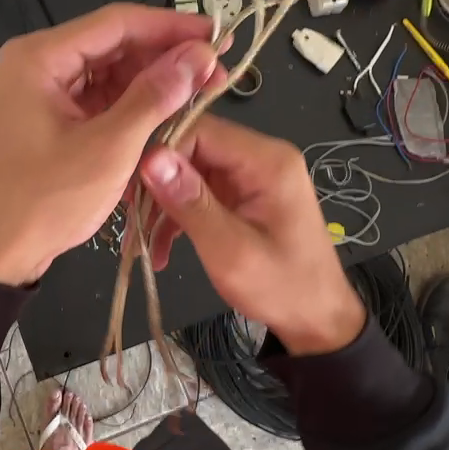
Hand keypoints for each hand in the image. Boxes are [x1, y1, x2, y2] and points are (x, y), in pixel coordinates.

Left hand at [0, 5, 219, 285]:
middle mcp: (39, 63)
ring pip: (112, 72)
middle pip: (115, 44)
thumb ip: (155, 97)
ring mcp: (44, 91)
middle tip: (217, 72)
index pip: (116, 23)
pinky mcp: (53, 116)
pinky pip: (102, 98)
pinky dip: (135, 105)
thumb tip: (200, 56)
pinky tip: (170, 112)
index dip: (171, 27)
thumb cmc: (45, 201)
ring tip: (203, 92)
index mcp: (40, 58)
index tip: (217, 35)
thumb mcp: (108, 148)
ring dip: (154, 82)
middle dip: (166, 57)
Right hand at [136, 115, 365, 354]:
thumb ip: (190, 202)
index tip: (134, 191)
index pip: (200, 129)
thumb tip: (150, 157)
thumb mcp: (230, 249)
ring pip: (190, 171)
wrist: (317, 320)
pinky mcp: (241, 196)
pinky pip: (199, 192)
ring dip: (163, 205)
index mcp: (266, 161)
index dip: (162, 154)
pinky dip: (178, 217)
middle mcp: (261, 158)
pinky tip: (161, 248)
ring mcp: (250, 177)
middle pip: (193, 148)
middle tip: (131, 218)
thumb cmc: (280, 287)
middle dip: (158, 183)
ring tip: (142, 241)